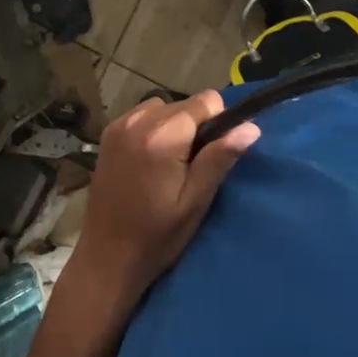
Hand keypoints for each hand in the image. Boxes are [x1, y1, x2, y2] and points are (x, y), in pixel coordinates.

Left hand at [72, 90, 260, 291]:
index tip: (212, 154)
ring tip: (169, 166)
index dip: (218, 123)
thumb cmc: (156, 236)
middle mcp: (139, 119)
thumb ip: (220, 158)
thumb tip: (251, 127)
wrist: (106, 257)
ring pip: (164, 107)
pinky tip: (149, 161)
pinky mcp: (109, 132)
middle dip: (195, 128)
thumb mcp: (195, 201)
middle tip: (190, 169)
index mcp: (163, 134)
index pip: (207, 100)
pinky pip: (143, 115)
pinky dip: (153, 129)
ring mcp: (120, 123)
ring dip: (174, 127)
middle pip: (185, 104)